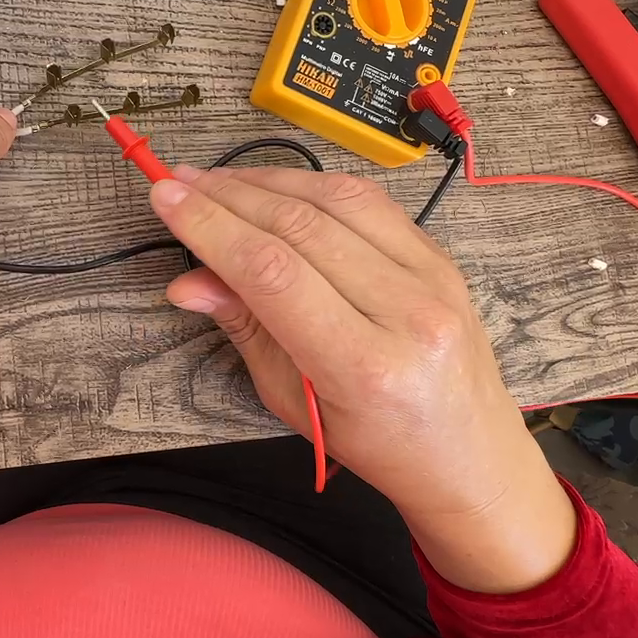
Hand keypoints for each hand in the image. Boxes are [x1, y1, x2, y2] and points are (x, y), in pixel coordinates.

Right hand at [149, 166, 576, 593]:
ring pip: (334, 199)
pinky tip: (271, 185)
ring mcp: (434, 276)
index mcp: (365, 366)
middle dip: (226, 196)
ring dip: (263, 180)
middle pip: (299, 227)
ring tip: (215, 179)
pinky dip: (308, 183)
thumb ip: (242, 327)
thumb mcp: (291, 399)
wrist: (473, 458)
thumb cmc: (373, 442)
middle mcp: (407, 312)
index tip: (165, 196)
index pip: (272, 272)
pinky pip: (366, 199)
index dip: (211, 226)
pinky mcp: (441, 254)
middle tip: (178, 180)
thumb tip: (186, 282)